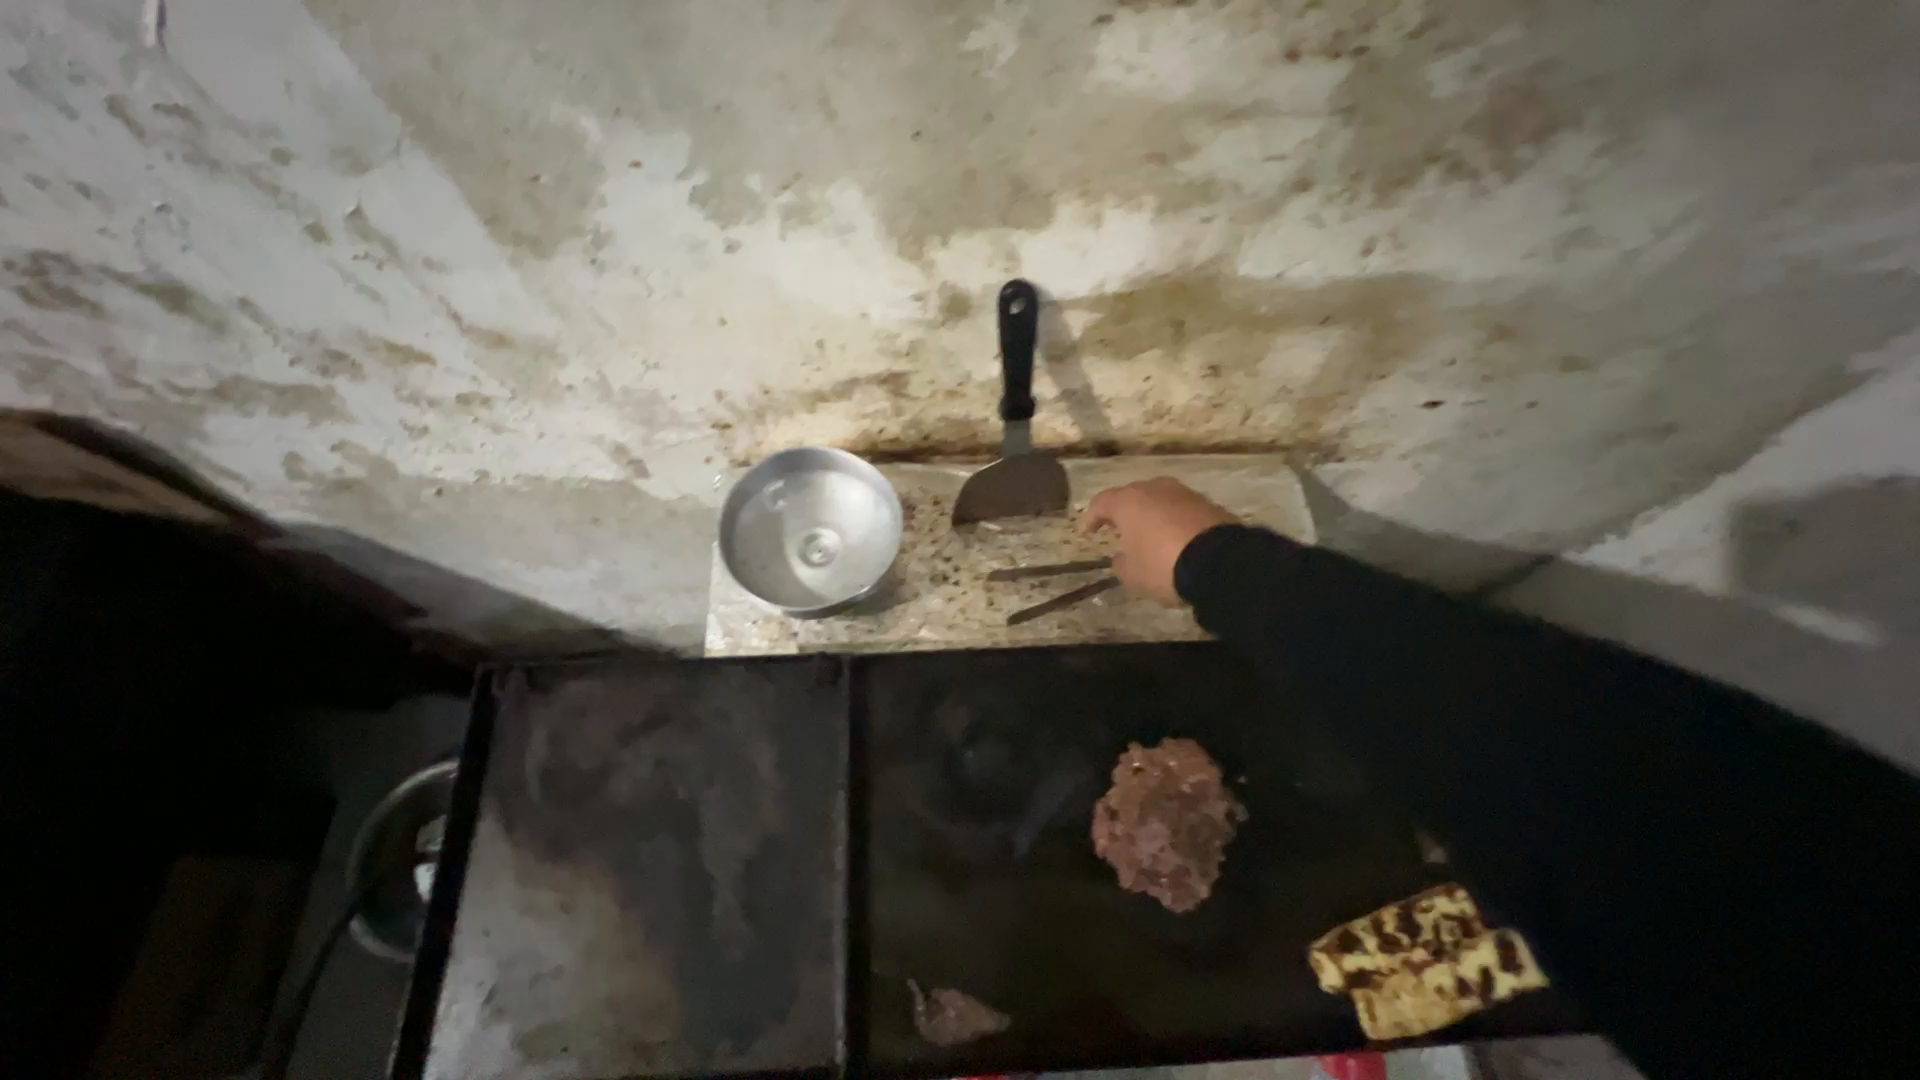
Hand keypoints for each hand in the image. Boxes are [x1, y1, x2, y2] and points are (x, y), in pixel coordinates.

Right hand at [1083, 478, 1238, 605]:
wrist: (1220, 563)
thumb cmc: (1163, 565)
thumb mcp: (1132, 574)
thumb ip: (1121, 563)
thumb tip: (1121, 557)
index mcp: (1129, 502)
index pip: (1102, 503)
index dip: (1092, 517)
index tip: (1089, 531)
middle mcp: (1155, 489)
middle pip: (1132, 496)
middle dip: (1124, 512)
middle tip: (1119, 529)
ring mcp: (1184, 494)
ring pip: (1160, 500)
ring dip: (1152, 515)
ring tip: (1150, 534)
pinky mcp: (1208, 504)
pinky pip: (1182, 510)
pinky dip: (1174, 521)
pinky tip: (1176, 538)